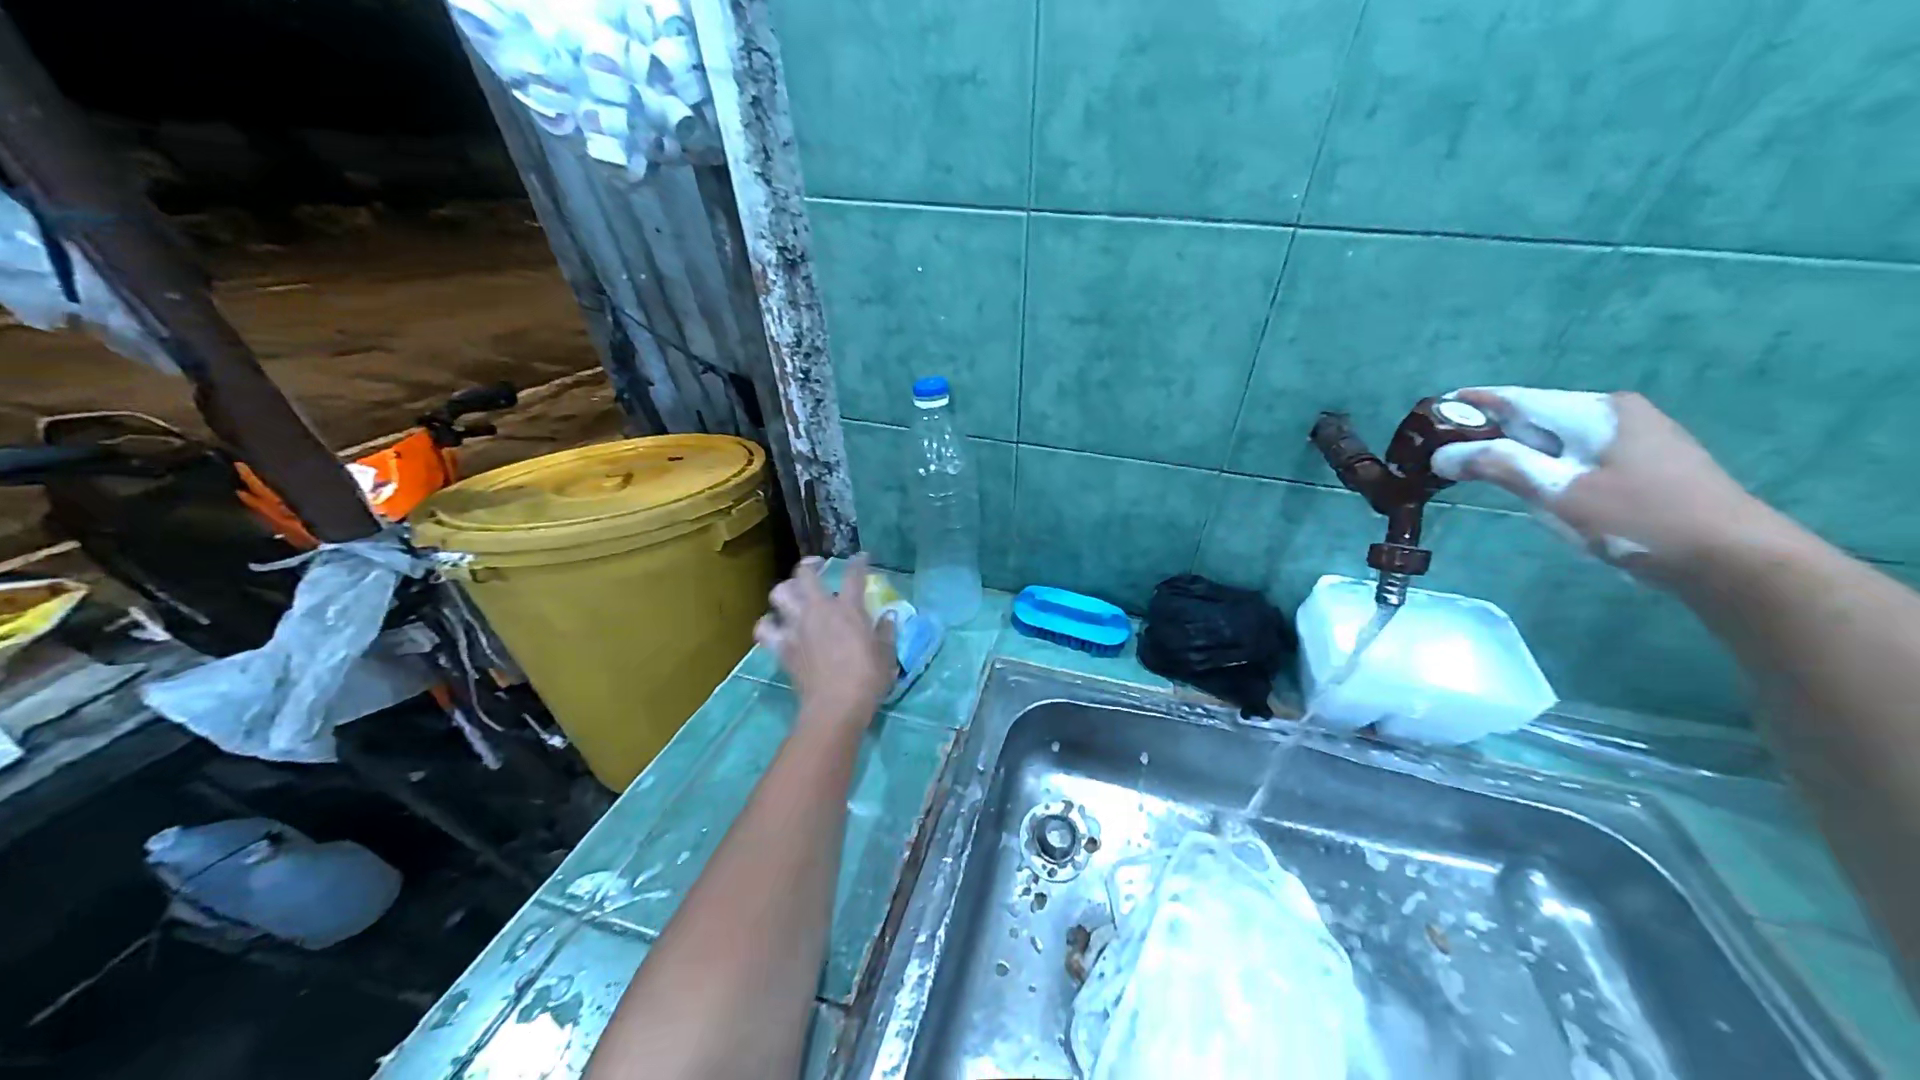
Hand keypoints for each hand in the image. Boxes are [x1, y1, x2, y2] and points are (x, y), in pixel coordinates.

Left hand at [753, 556, 896, 725]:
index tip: (861, 557)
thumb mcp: (886, 654)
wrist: (835, 706)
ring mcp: (796, 626)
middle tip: (816, 567)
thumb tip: (889, 616)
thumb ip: (886, 631)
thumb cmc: (867, 679)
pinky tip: (774, 626)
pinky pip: (764, 628)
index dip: (858, 562)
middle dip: (810, 565)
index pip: (854, 574)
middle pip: (805, 574)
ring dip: (785, 590)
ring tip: (792, 595)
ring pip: (779, 593)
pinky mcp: (781, 646)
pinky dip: (767, 624)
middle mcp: (819, 610)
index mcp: (848, 608)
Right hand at [1430, 388, 1772, 581]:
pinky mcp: (1644, 464)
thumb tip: (1441, 454)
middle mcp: (1616, 413)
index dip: (1471, 404)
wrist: (1734, 560)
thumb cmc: (1639, 519)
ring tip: (1475, 471)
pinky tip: (1529, 486)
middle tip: (1443, 452)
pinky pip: (1576, 455)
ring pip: (1555, 439)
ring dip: (1515, 452)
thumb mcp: (1558, 493)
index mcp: (1595, 411)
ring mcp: (1635, 438)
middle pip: (1534, 417)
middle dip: (1489, 432)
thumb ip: (1497, 466)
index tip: (1431, 411)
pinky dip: (1543, 465)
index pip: (1516, 399)